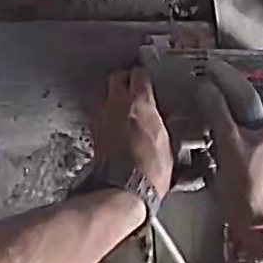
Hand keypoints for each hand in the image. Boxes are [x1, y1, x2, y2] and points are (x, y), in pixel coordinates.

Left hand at [92, 69, 174, 198]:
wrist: (123, 188)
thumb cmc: (149, 167)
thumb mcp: (168, 143)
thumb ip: (164, 125)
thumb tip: (168, 121)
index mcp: (140, 101)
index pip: (139, 74)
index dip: (143, 77)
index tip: (148, 82)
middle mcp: (117, 103)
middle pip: (116, 77)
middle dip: (124, 80)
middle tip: (133, 88)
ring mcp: (102, 116)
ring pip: (105, 94)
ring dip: (113, 97)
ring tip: (123, 108)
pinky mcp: (94, 131)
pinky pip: (99, 113)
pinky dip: (106, 115)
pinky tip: (114, 126)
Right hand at [196, 74, 262, 226]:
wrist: (256, 230)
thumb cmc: (246, 186)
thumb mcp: (227, 142)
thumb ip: (217, 110)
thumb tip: (207, 87)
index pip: (252, 99)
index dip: (228, 90)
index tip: (211, 81)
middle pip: (250, 118)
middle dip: (228, 116)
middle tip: (207, 113)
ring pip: (250, 137)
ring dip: (231, 135)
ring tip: (211, 136)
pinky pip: (252, 154)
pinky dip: (236, 151)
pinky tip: (221, 157)